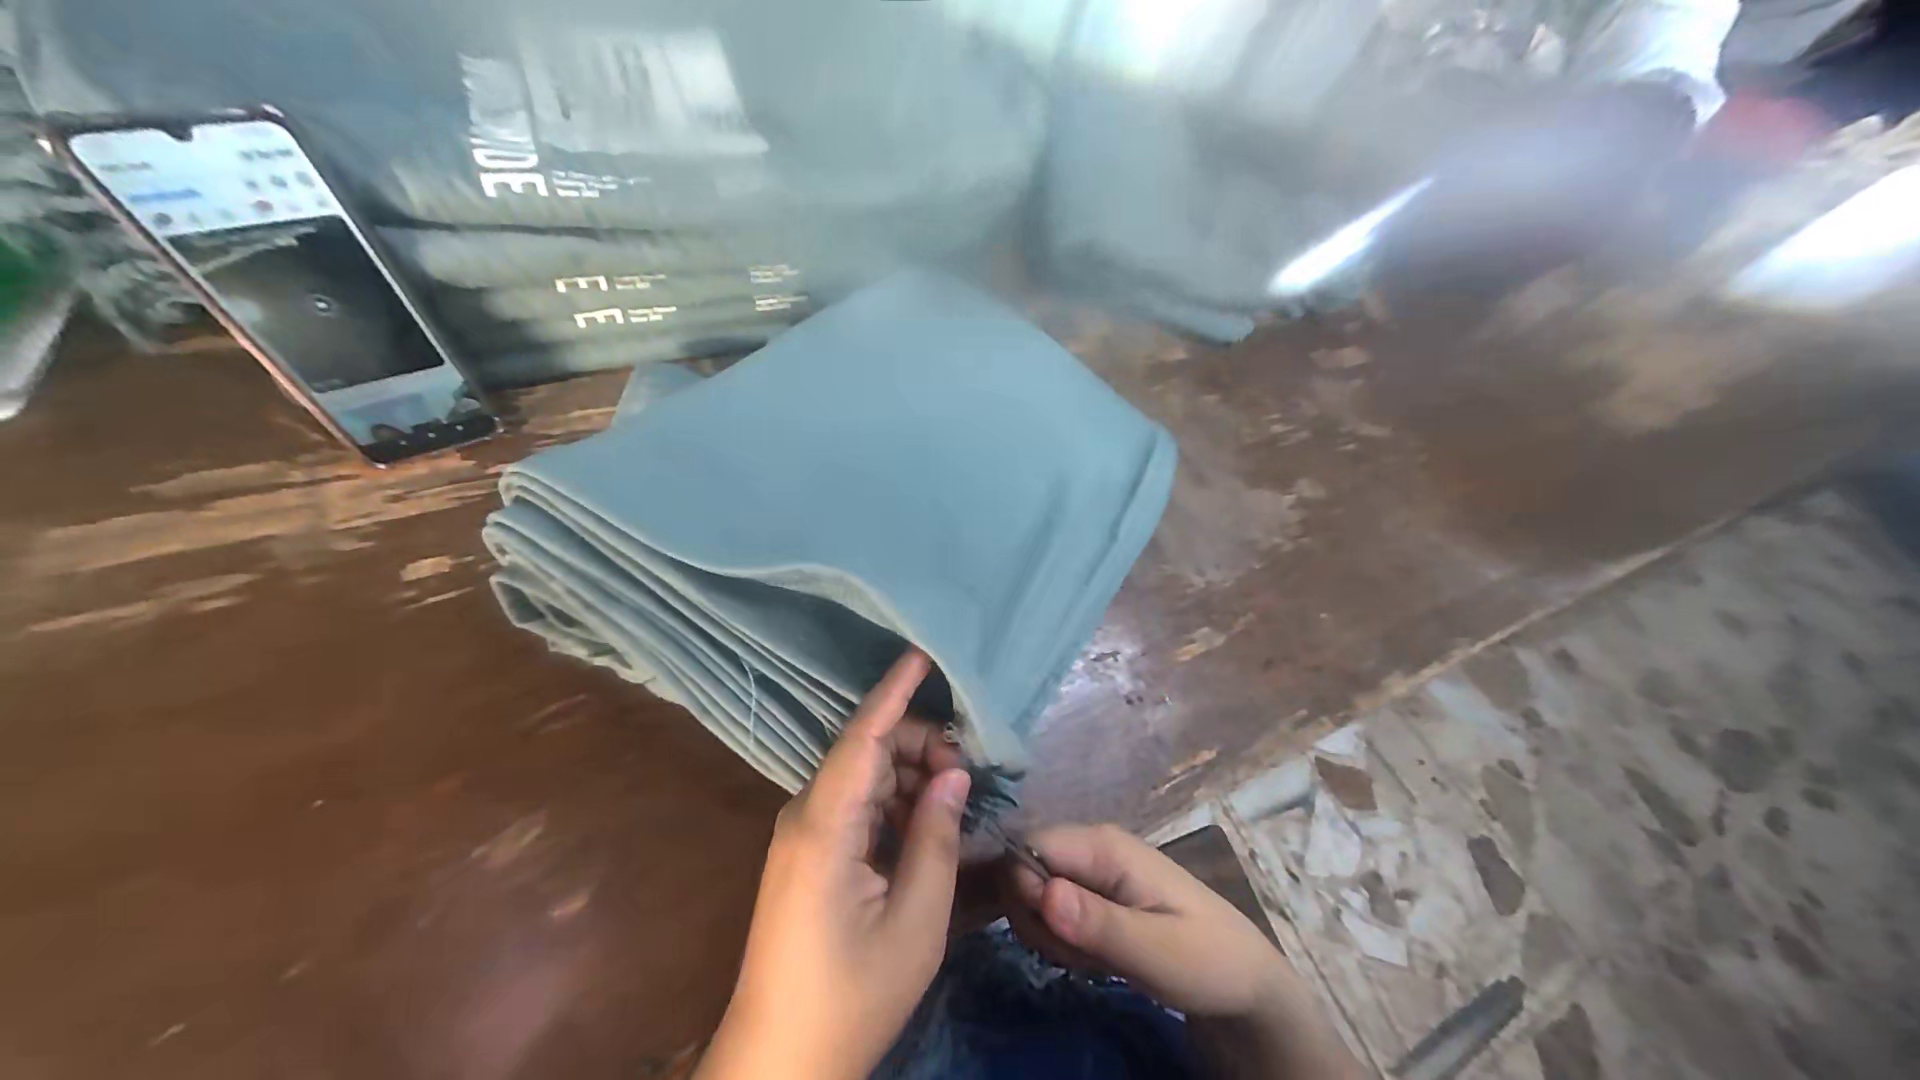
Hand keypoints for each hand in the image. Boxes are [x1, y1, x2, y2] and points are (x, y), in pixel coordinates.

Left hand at [695, 650, 972, 1079]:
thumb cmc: (852, 994)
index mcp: (824, 825)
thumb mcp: (915, 921)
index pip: (862, 738)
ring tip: (955, 795)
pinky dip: (892, 802)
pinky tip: (925, 818)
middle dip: (919, 746)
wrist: (780, 1060)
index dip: (894, 693)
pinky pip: (853, 806)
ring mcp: (801, 834)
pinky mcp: (806, 853)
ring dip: (909, 776)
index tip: (921, 655)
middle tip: (968, 772)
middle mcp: (805, 815)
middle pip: (865, 753)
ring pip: (862, 777)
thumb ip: (936, 838)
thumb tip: (954, 775)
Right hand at [1007, 825, 1366, 1079]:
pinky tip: (1091, 957)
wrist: (1243, 981)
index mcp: (1105, 845)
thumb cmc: (1210, 962)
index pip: (1029, 844)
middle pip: (1023, 866)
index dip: (1025, 890)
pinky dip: (1058, 939)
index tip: (1052, 934)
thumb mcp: (1161, 954)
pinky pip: (1048, 909)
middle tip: (1076, 954)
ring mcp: (1090, 868)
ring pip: (1032, 891)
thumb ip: (1101, 925)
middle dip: (1035, 917)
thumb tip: (1045, 893)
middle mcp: (1091, 845)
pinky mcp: (1089, 891)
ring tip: (1092, 959)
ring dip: (1047, 933)